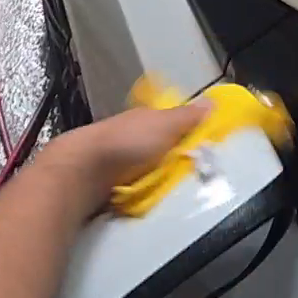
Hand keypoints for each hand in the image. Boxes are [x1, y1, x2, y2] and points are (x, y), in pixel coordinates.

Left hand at [42, 100, 209, 207]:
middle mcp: (131, 133)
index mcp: (145, 118)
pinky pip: (133, 182)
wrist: (85, 169)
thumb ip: (188, 116)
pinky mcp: (108, 179)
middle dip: (173, 158)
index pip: (172, 122)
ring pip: (146, 165)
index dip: (187, 133)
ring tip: (173, 190)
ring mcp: (118, 156)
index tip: (205, 149)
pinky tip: (149, 196)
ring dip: (157, 175)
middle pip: (160, 146)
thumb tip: (212, 101)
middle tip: (192, 176)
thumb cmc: (128, 142)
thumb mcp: (165, 125)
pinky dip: (142, 187)